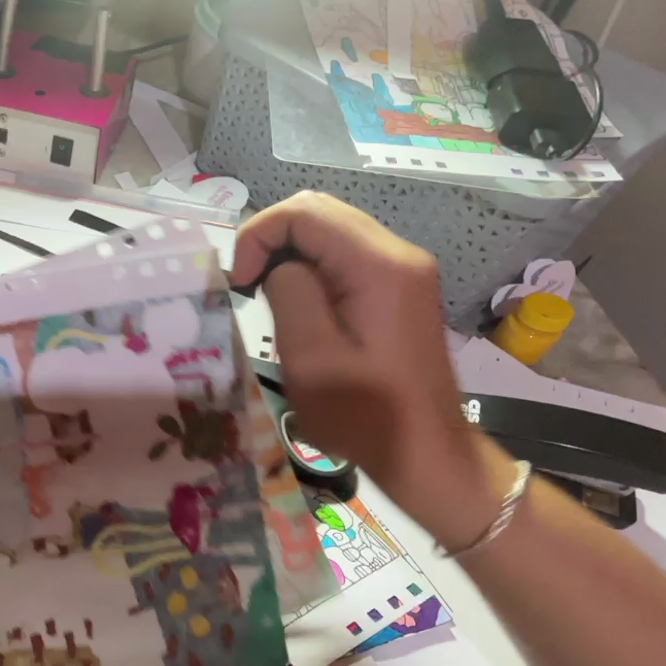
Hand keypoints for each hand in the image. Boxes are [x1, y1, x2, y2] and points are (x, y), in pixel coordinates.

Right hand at [231, 193, 512, 548]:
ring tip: (267, 298)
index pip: (304, 211)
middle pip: (320, 212)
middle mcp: (398, 254)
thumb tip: (278, 267)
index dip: (258, 235)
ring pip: (331, 231)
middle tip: (247, 287)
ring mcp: (404, 270)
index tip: (239, 284)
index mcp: (379, 265)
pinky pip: (345, 256)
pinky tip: (299, 306)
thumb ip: (289, 292)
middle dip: (271, 240)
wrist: (425, 453)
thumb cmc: (362, 414)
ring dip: (289, 254)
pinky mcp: (400, 288)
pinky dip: (311, 268)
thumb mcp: (310, 356)